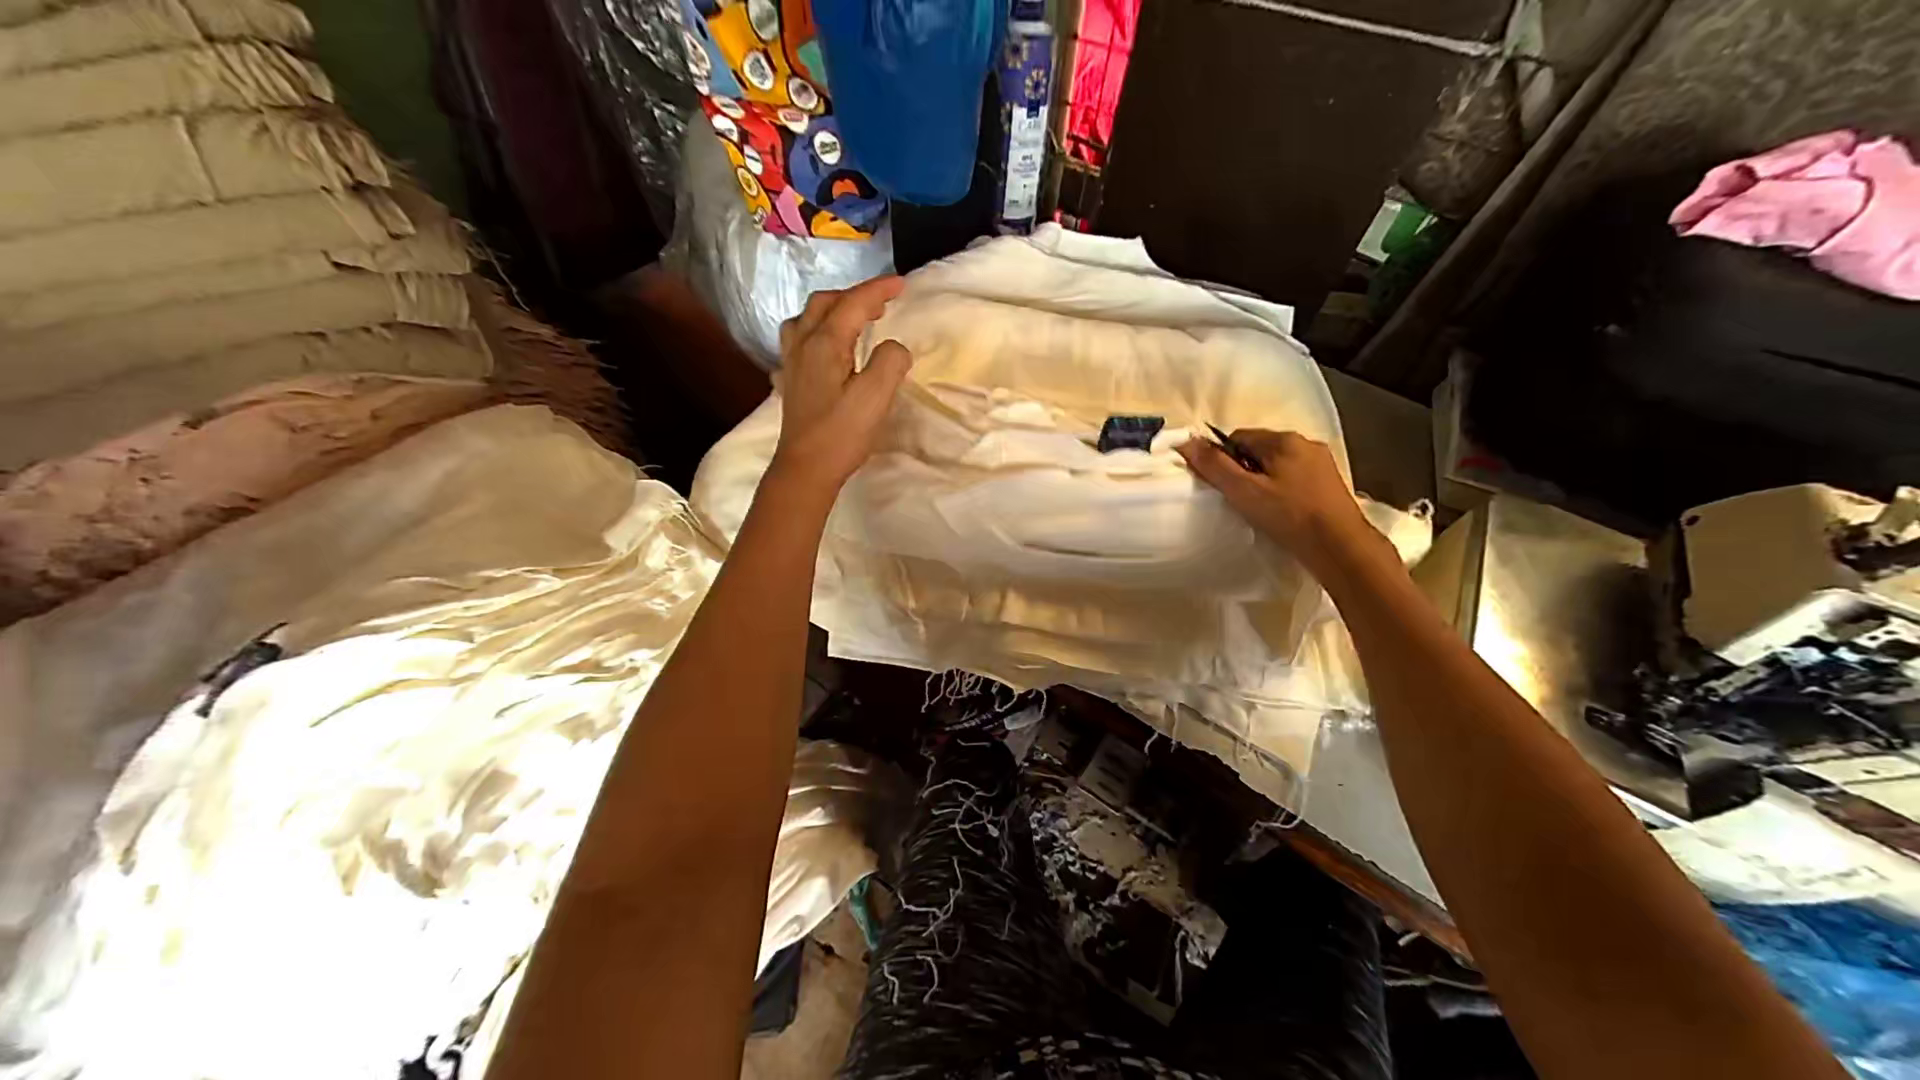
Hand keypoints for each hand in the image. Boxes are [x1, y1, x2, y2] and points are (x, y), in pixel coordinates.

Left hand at [768, 276, 914, 494]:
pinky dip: (816, 333)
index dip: (878, 289)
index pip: (853, 304)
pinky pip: (798, 342)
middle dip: (854, 296)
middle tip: (882, 304)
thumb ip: (890, 362)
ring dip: (831, 310)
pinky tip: (825, 349)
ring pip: (806, 319)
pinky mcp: (790, 382)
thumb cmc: (841, 434)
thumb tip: (894, 347)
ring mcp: (791, 363)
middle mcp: (802, 345)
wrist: (805, 469)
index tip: (902, 283)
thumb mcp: (875, 397)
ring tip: (853, 320)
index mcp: (824, 344)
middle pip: (824, 303)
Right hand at [1177, 429, 1376, 573]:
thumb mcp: (1244, 491)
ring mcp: (1321, 463)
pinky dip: (1282, 490)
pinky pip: (1294, 478)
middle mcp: (1306, 443)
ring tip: (1259, 509)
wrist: (1340, 547)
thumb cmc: (1289, 516)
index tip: (1220, 486)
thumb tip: (1186, 442)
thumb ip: (1214, 466)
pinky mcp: (1330, 483)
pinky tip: (1281, 512)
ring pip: (1277, 465)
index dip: (1222, 459)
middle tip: (1237, 500)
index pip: (1238, 437)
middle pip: (1259, 449)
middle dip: (1243, 470)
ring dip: (1263, 481)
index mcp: (1284, 439)